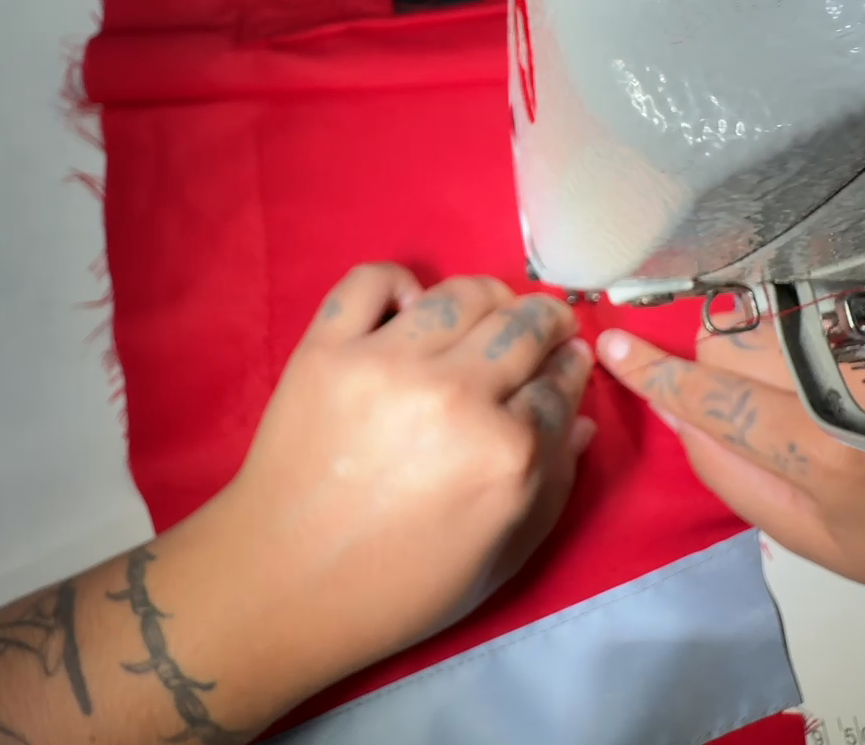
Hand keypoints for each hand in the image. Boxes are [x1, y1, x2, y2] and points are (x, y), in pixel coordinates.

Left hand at [213, 263, 595, 678]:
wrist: (284, 579)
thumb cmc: (399, 585)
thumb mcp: (500, 557)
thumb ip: (553, 484)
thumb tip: (580, 414)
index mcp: (506, 454)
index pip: (559, 384)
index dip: (571, 370)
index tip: (567, 361)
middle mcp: (454, 395)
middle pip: (523, 326)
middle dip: (547, 322)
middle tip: (541, 327)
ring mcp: (385, 363)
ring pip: (461, 293)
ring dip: (489, 296)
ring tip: (486, 310)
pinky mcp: (326, 348)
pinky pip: (370, 280)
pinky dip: (397, 282)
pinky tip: (407, 309)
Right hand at [595, 299, 864, 633]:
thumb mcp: (821, 546)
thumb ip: (731, 476)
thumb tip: (678, 414)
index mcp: (831, 452)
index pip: (707, 395)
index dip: (652, 372)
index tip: (611, 347)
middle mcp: (859, 377)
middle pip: (729, 337)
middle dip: (718, 362)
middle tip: (758, 397)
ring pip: (768, 305)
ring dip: (761, 335)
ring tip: (807, 374)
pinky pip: (827, 286)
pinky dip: (814, 311)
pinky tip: (849, 346)